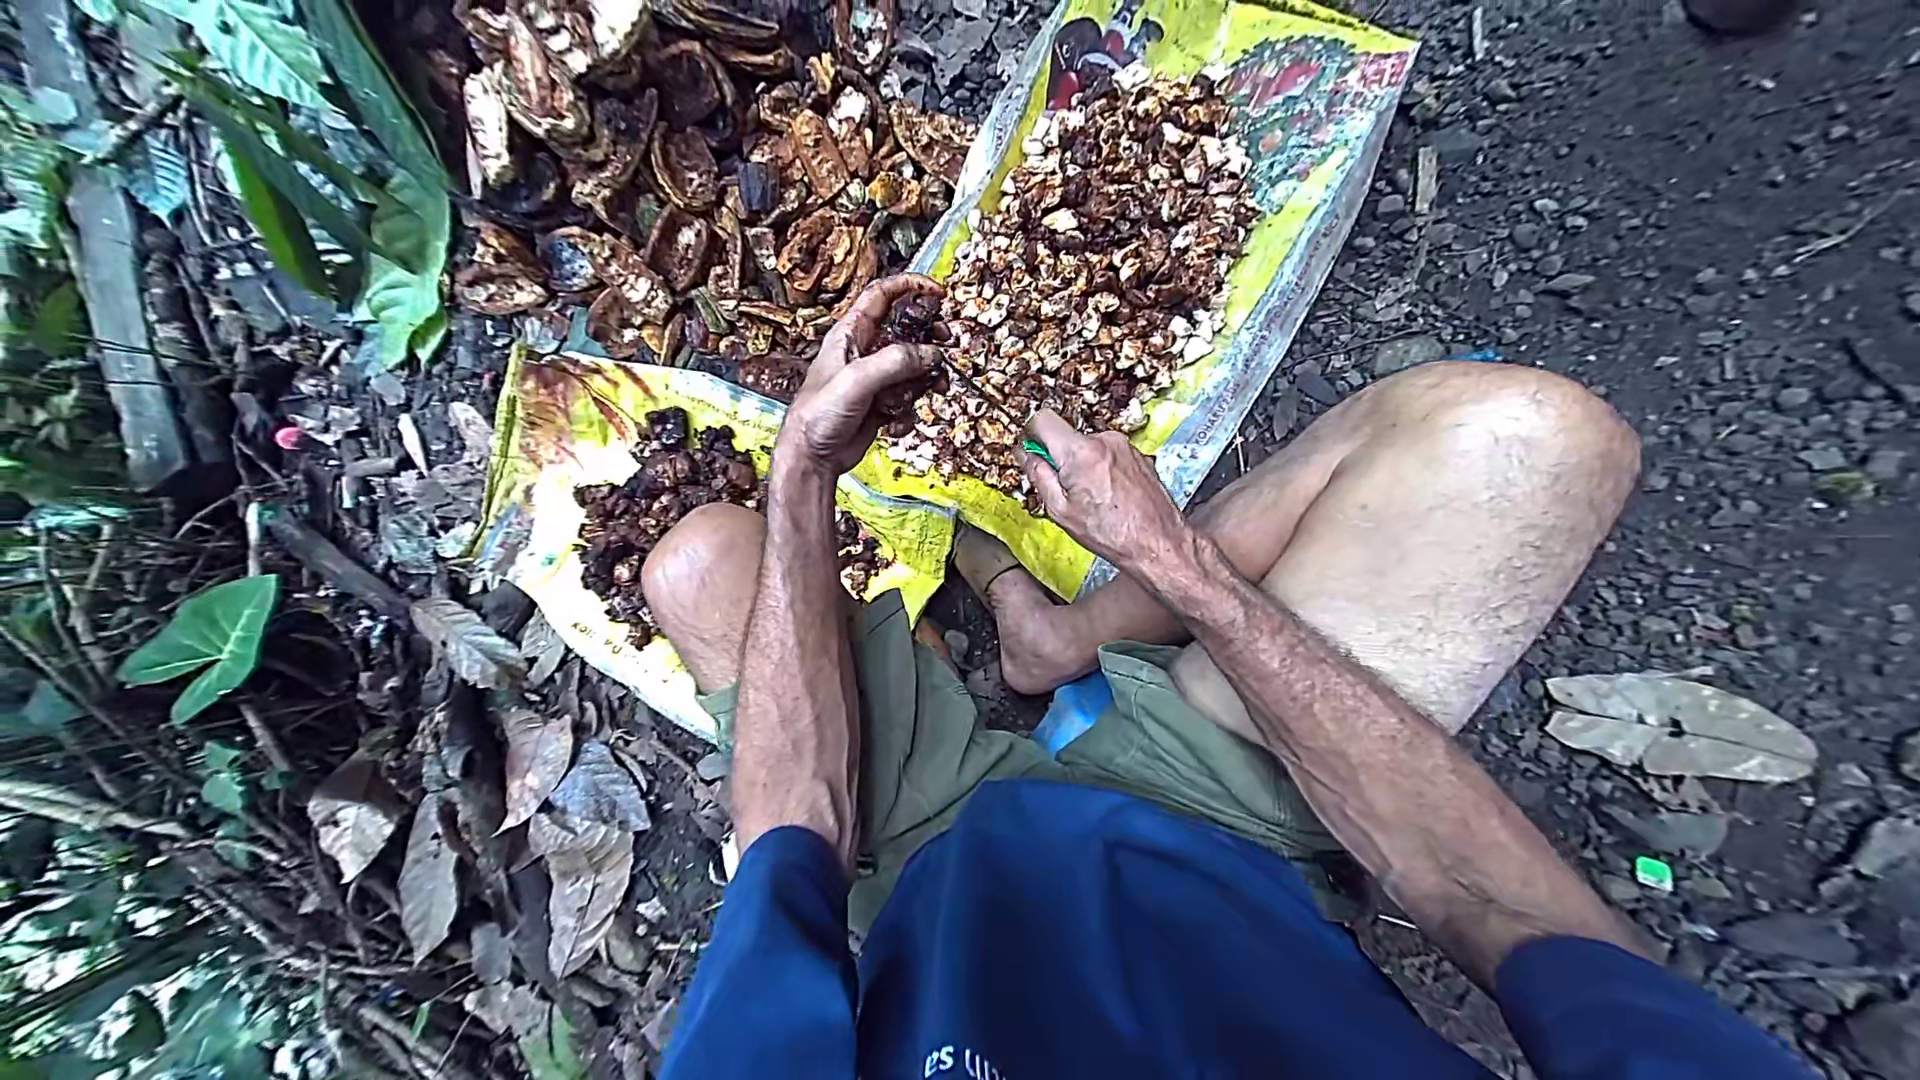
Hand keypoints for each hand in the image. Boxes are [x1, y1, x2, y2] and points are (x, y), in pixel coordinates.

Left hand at [777, 274, 943, 476]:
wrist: (813, 457)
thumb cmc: (817, 416)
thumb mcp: (857, 380)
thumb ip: (895, 362)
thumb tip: (930, 354)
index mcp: (850, 334)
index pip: (882, 295)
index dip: (911, 287)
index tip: (938, 293)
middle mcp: (863, 353)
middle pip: (906, 332)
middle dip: (929, 339)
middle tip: (946, 346)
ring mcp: (874, 380)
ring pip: (913, 368)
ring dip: (927, 379)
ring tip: (937, 388)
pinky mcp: (881, 404)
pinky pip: (908, 398)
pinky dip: (909, 410)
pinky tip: (897, 421)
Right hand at [1023, 409, 1194, 575]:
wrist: (1157, 542)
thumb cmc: (1112, 533)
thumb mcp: (1060, 510)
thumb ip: (1039, 475)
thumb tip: (1025, 455)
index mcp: (1080, 452)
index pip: (1043, 419)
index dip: (1032, 434)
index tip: (1031, 451)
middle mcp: (1104, 440)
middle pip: (1067, 436)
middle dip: (1060, 458)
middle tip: (1065, 490)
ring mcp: (1124, 445)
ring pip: (1088, 446)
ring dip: (1083, 465)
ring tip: (1092, 497)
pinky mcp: (1136, 453)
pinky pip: (1107, 454)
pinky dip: (1102, 469)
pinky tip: (1109, 495)